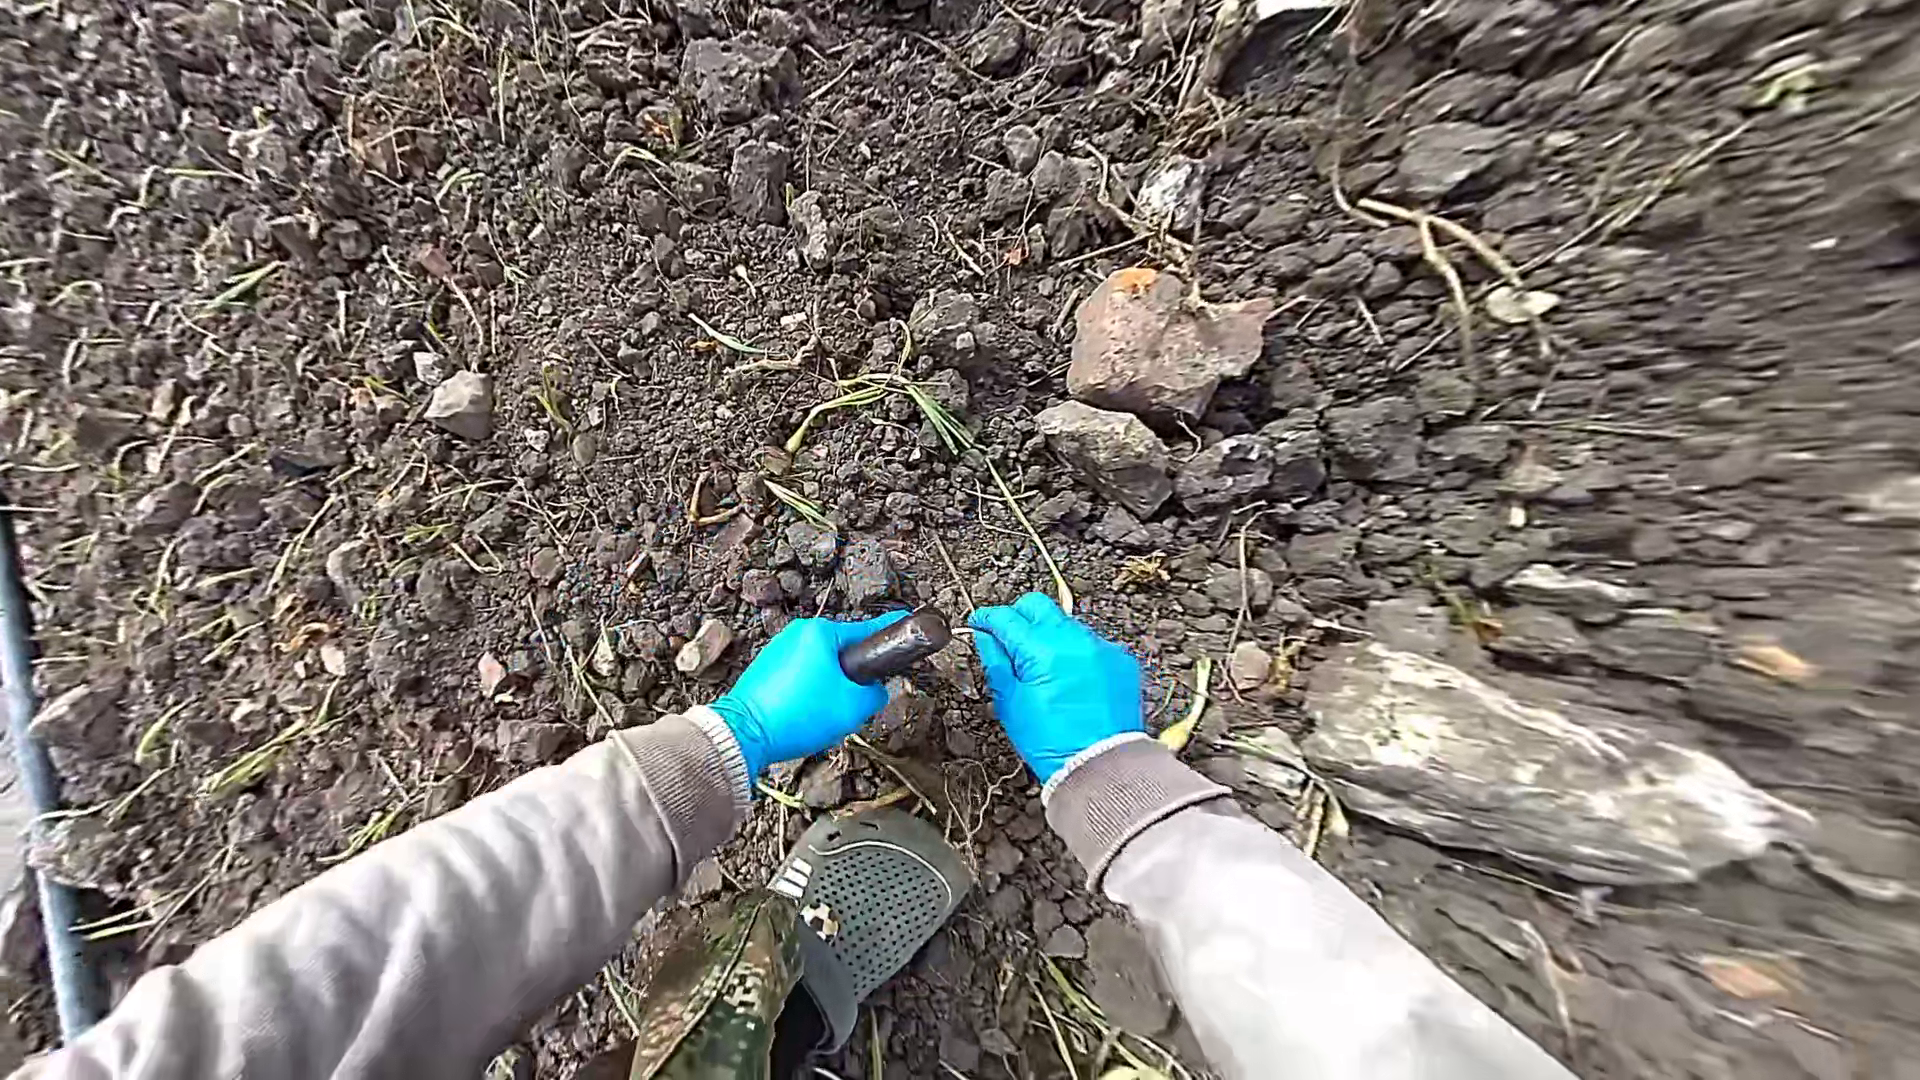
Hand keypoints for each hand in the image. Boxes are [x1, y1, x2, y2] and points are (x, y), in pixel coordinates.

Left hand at [711, 611, 907, 779]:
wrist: (743, 735)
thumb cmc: (795, 715)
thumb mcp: (853, 707)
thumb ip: (876, 694)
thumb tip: (876, 691)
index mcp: (820, 632)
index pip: (867, 628)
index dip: (890, 630)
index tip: (905, 620)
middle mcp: (798, 633)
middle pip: (843, 651)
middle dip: (852, 676)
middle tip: (854, 699)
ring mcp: (779, 649)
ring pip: (822, 665)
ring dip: (830, 686)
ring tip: (824, 711)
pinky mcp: (767, 668)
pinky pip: (801, 675)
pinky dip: (809, 691)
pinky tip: (808, 712)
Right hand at [970, 593, 1142, 781]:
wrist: (1102, 767)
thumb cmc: (1055, 744)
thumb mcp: (1011, 704)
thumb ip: (996, 662)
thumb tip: (985, 637)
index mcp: (1043, 651)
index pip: (1006, 617)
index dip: (987, 619)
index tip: (980, 623)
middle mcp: (1075, 640)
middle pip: (1037, 605)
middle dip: (1018, 616)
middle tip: (1009, 639)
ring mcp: (1100, 647)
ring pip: (1064, 621)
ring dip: (1048, 635)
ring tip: (1042, 668)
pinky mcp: (1119, 659)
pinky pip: (1089, 641)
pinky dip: (1075, 651)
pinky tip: (1069, 677)